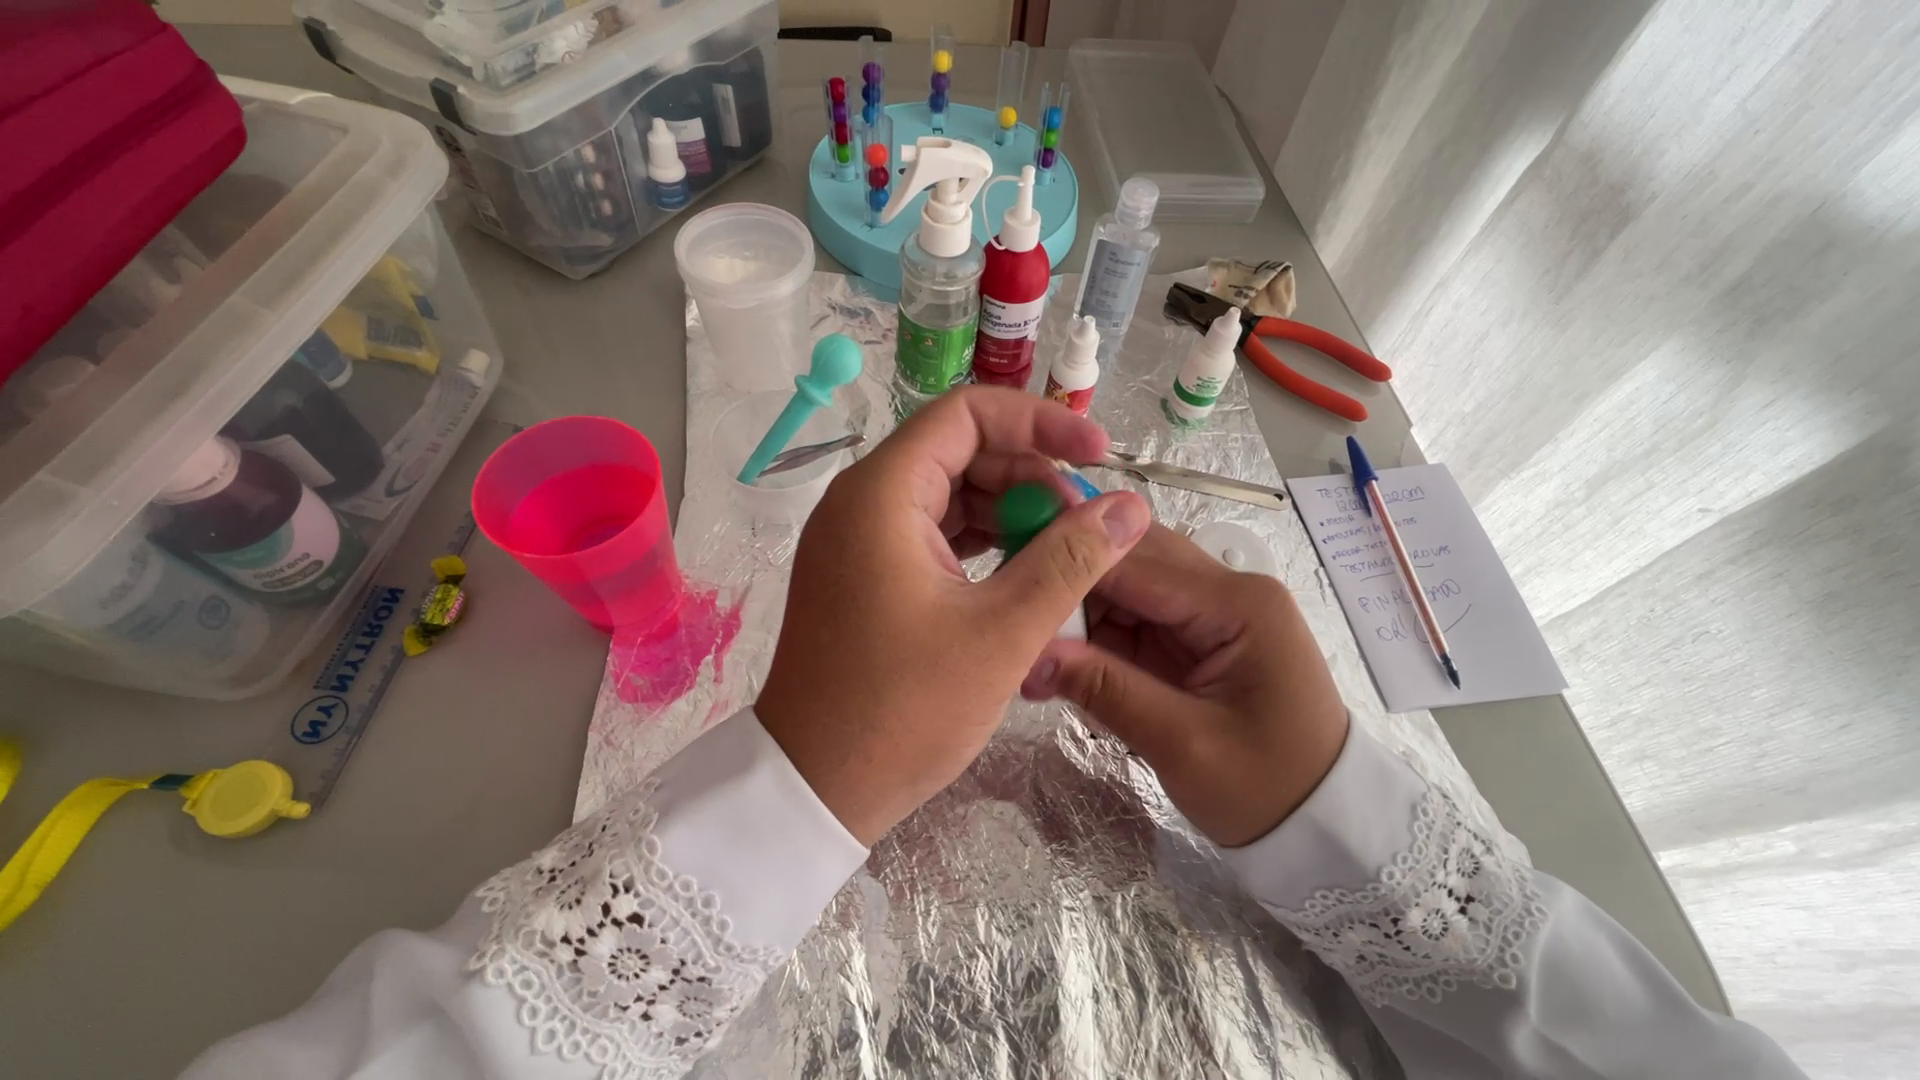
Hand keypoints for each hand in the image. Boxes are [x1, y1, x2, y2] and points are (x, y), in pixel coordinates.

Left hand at [756, 387, 1152, 845]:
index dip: (1040, 422)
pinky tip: (1024, 574)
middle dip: (1031, 476)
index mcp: (881, 495)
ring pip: (949, 496)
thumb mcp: (1002, 634)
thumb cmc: (903, 711)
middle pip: (960, 452)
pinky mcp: (865, 576)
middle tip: (1088, 524)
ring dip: (1010, 513)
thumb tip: (1130, 507)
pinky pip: (932, 535)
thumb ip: (1071, 560)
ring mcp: (859, 541)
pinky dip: (981, 545)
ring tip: (1065, 552)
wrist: (815, 787)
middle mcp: (862, 503)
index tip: (1098, 454)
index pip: (967, 413)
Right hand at [1019, 524, 1350, 846]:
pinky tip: (1064, 662)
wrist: (1322, 824)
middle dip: (1073, 585)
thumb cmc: (1266, 788)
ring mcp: (1215, 613)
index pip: (1137, 562)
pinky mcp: (1201, 637)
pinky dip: (1100, 638)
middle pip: (1133, 562)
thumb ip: (1107, 691)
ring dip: (1082, 613)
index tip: (1010, 574)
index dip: (1071, 564)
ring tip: (1032, 647)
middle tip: (1016, 612)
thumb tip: (1032, 655)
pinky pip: (1139, 620)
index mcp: (1237, 604)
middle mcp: (1228, 591)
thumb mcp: (1184, 744)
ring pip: (1130, 588)